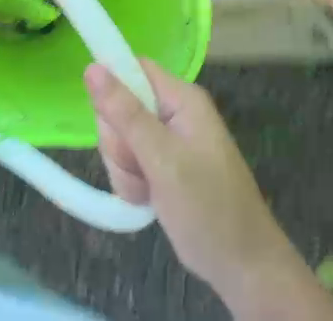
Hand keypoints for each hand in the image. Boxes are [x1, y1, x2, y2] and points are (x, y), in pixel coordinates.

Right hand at [87, 61, 332, 320]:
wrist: (241, 266)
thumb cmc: (209, 207)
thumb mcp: (163, 159)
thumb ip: (125, 113)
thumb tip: (91, 67)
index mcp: (181, 100)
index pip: (130, 68)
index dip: (111, 85)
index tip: (109, 118)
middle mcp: (172, 113)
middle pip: (116, 104)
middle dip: (118, 140)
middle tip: (140, 164)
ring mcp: (164, 141)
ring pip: (116, 136)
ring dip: (123, 166)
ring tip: (149, 187)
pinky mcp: (158, 165)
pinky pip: (123, 160)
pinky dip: (128, 180)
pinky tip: (148, 197)